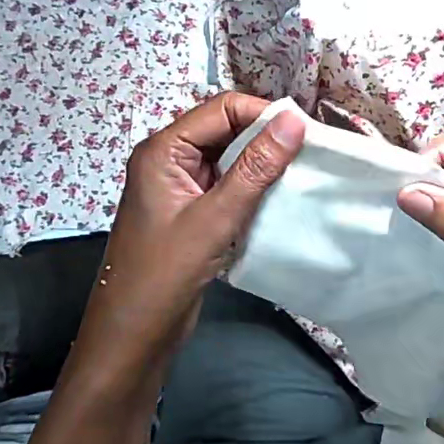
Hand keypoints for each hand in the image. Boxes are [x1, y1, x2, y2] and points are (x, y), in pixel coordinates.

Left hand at [78, 92, 304, 371]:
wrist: (132, 333)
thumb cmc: (164, 273)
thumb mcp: (215, 218)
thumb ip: (255, 169)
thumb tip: (294, 120)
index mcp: (163, 150)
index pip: (221, 109)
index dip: (263, 114)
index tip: (306, 131)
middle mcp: (169, 160)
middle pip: (224, 130)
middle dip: (265, 137)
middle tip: (311, 151)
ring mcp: (180, 186)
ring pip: (228, 158)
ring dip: (261, 163)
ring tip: (303, 171)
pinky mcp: (191, 210)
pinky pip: (226, 184)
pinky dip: (252, 187)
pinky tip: (280, 196)